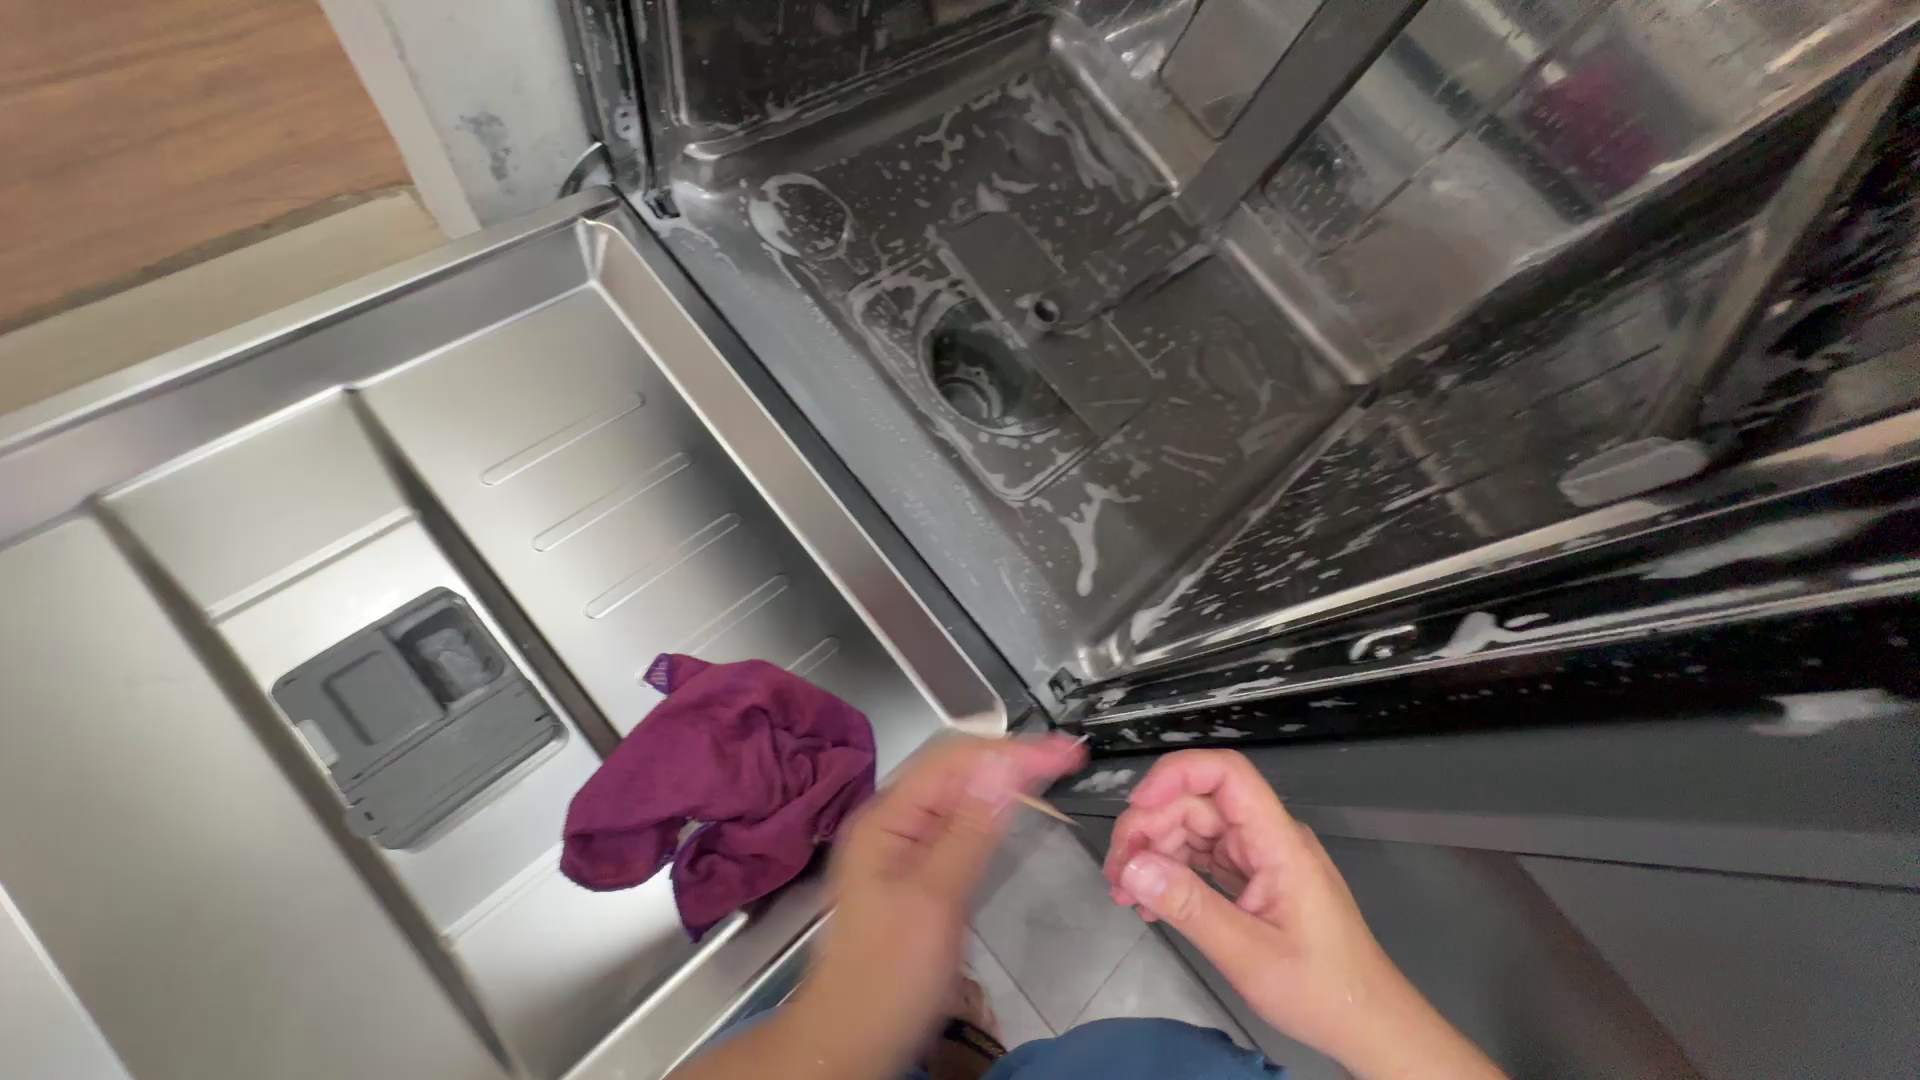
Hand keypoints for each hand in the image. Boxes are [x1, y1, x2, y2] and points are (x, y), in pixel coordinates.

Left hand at [786, 734, 1085, 1079]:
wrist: (852, 1041)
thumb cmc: (887, 978)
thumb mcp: (934, 900)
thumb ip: (969, 831)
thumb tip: (1003, 768)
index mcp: (887, 818)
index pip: (955, 761)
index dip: (1011, 751)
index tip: (1063, 753)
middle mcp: (892, 820)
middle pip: (956, 770)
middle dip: (1010, 757)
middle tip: (1065, 757)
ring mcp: (903, 844)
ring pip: (959, 794)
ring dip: (1003, 779)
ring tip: (1050, 770)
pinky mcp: (917, 868)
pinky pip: (957, 822)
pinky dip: (991, 809)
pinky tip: (1013, 807)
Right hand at [1103, 750, 1503, 1079]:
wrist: (1371, 1029)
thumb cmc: (1322, 992)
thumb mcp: (1249, 956)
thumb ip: (1189, 907)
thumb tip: (1132, 867)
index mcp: (1278, 841)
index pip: (1227, 775)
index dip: (1177, 775)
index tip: (1136, 806)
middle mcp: (1267, 837)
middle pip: (1198, 804)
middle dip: (1150, 829)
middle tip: (1117, 872)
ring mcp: (1259, 857)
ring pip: (1194, 830)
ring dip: (1154, 854)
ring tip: (1125, 892)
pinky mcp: (1252, 878)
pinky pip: (1202, 859)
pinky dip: (1172, 874)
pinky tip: (1149, 900)